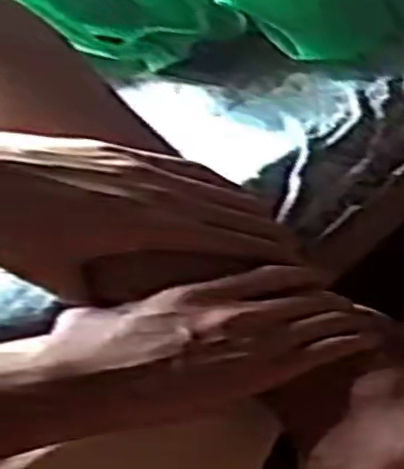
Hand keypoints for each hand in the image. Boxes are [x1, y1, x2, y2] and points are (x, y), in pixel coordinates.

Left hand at [0, 134, 300, 300]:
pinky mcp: (130, 154)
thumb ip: (116, 294)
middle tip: (302, 261)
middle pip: (252, 219)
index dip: (284, 260)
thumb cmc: (6, 231)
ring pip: (233, 195)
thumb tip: (145, 315)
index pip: (247, 243)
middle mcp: (168, 197)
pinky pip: (200, 172)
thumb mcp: (58, 277)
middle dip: (284, 241)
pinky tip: (235, 201)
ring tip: (276, 235)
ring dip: (262, 217)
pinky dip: (228, 190)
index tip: (308, 276)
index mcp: (160, 228)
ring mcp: (150, 170)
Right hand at [32, 265, 380, 427]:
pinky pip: (333, 346)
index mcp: (203, 290)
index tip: (320, 282)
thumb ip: (154, 301)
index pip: (276, 272)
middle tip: (351, 307)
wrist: (82, 384)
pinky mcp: (273, 368)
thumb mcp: (121, 309)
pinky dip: (359, 339)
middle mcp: (238, 309)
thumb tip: (143, 301)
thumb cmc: (86, 352)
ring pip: (330, 317)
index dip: (307, 277)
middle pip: (313, 293)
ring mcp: (259, 338)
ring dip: (356, 318)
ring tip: (370, 322)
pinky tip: (373, 339)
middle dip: (337, 299)